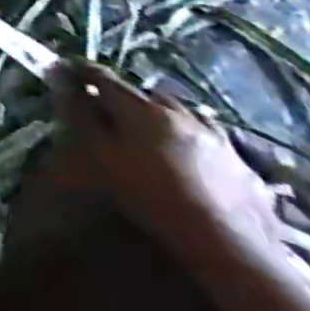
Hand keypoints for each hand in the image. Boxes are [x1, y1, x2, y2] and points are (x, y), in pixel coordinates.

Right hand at [52, 61, 280, 262]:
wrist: (225, 241)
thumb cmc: (148, 192)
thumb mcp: (100, 154)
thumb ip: (81, 116)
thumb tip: (66, 87)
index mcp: (144, 111)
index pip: (105, 79)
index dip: (82, 71)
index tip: (65, 69)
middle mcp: (183, 117)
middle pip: (149, 95)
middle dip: (127, 96)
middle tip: (111, 108)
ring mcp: (220, 141)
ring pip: (188, 114)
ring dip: (166, 115)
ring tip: (154, 129)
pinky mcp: (244, 166)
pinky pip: (214, 141)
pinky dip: (196, 140)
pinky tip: (193, 157)